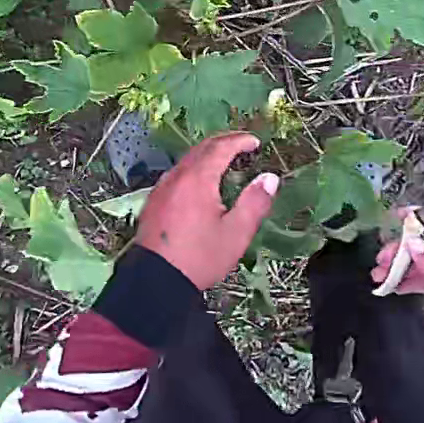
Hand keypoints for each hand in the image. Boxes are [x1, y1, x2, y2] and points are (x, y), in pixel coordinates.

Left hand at [134, 132, 280, 289]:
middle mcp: (176, 177)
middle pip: (201, 149)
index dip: (239, 141)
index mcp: (197, 179)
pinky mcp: (153, 202)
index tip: (255, 142)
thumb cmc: (199, 257)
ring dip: (207, 156)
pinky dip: (193, 169)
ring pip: (186, 161)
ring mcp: (161, 189)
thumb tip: (270, 178)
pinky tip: (200, 184)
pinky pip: (176, 175)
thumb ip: (254, 202)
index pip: (220, 148)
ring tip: (224, 162)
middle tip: (242, 146)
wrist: (155, 281)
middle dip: (223, 143)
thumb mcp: (235, 233)